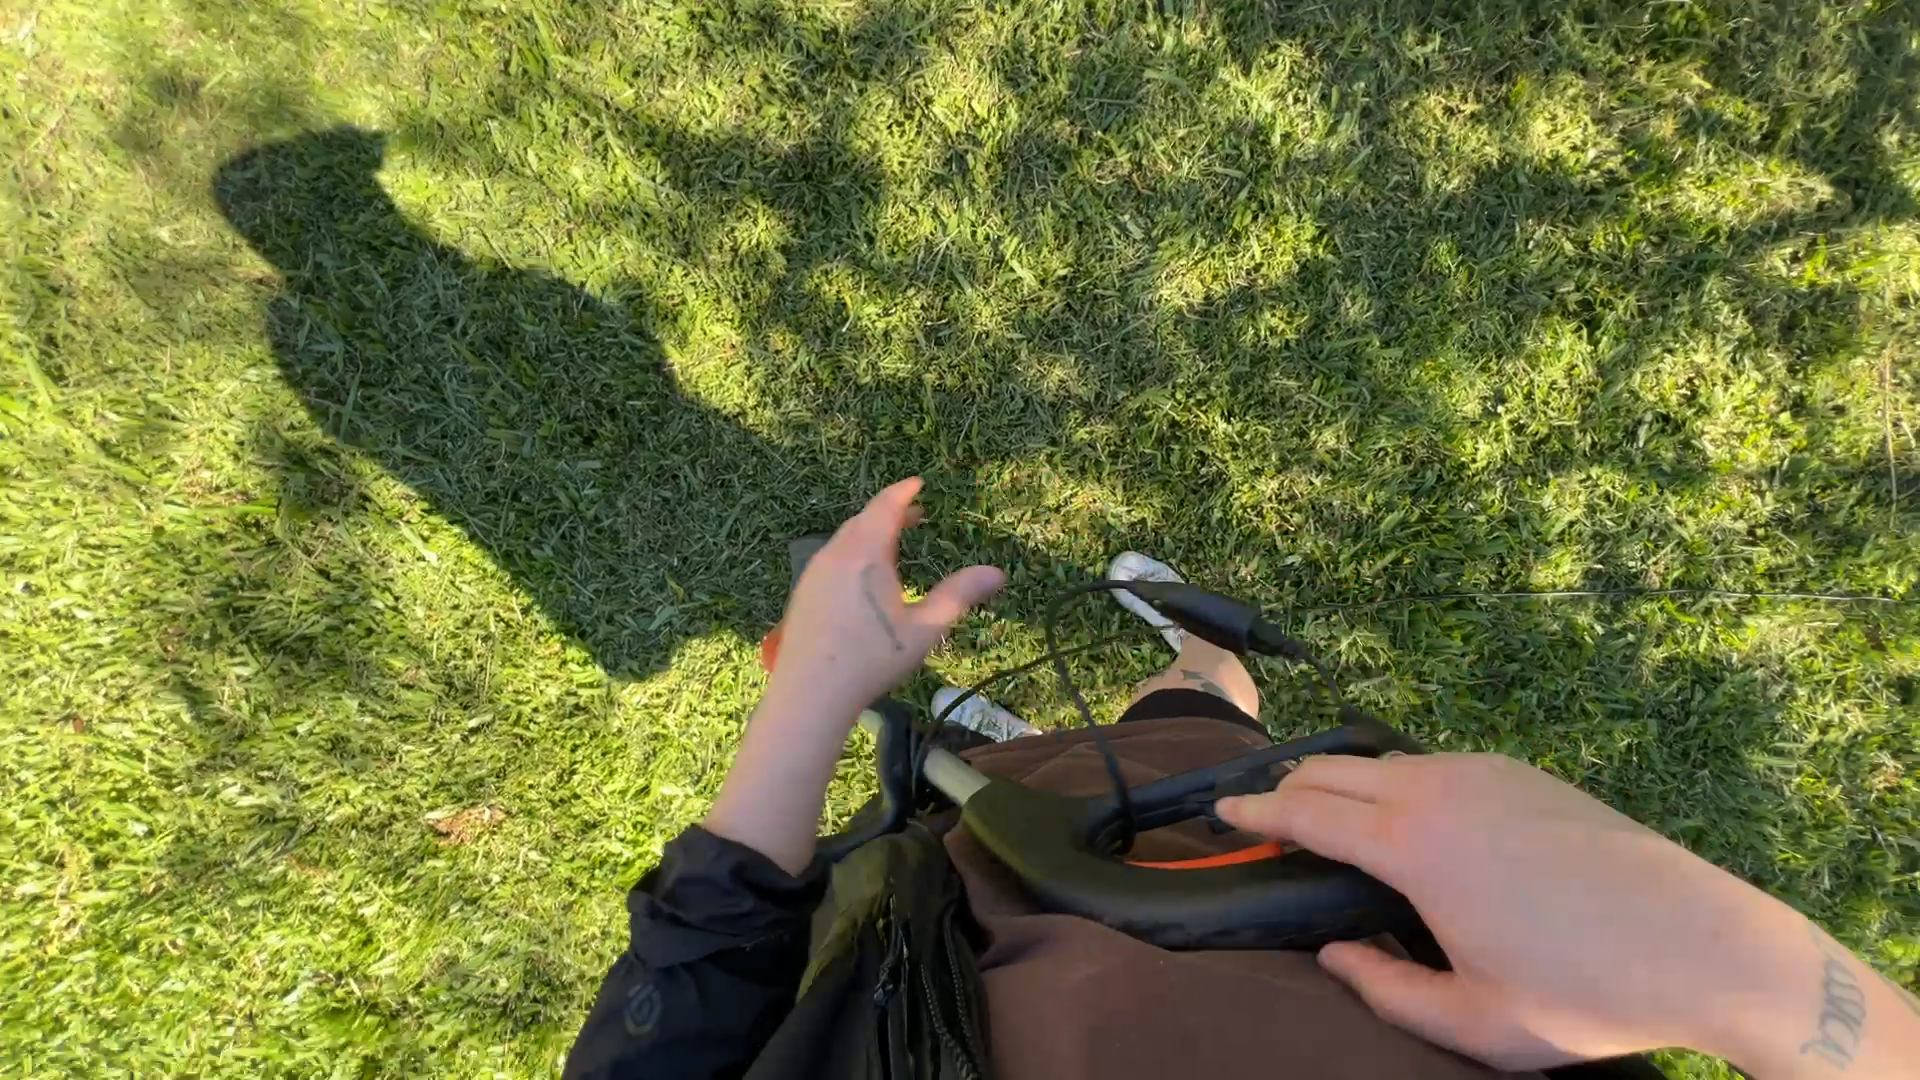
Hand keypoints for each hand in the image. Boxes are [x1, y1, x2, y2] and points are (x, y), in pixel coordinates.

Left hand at [705, 479, 1002, 873]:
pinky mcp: (803, 593)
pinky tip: (862, 577)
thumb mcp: (924, 628)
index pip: (885, 507)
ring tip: (892, 544)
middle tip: (913, 514)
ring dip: (869, 533)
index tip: (918, 483)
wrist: (810, 694)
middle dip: (889, 512)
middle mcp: (835, 554)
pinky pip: (832, 558)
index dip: (903, 492)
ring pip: (844, 539)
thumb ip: (959, 595)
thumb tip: (998, 572)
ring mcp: (813, 573)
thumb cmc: (871, 659)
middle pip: (863, 520)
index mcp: (865, 554)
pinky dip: (853, 551)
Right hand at [1215, 753, 1897, 1072]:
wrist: (1711, 945)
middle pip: (1326, 769)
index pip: (1303, 814)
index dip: (1254, 812)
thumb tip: (1330, 953)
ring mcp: (1469, 769)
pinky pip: (1422, 765)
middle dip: (1285, 789)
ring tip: (1333, 817)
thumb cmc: (1587, 992)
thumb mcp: (1480, 1022)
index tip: (1222, 809)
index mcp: (1410, 847)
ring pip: (1371, 762)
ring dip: (1336, 783)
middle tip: (1268, 817)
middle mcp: (1428, 790)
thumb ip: (1387, 991)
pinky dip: (1388, 783)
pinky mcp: (1506, 766)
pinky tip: (1412, 820)